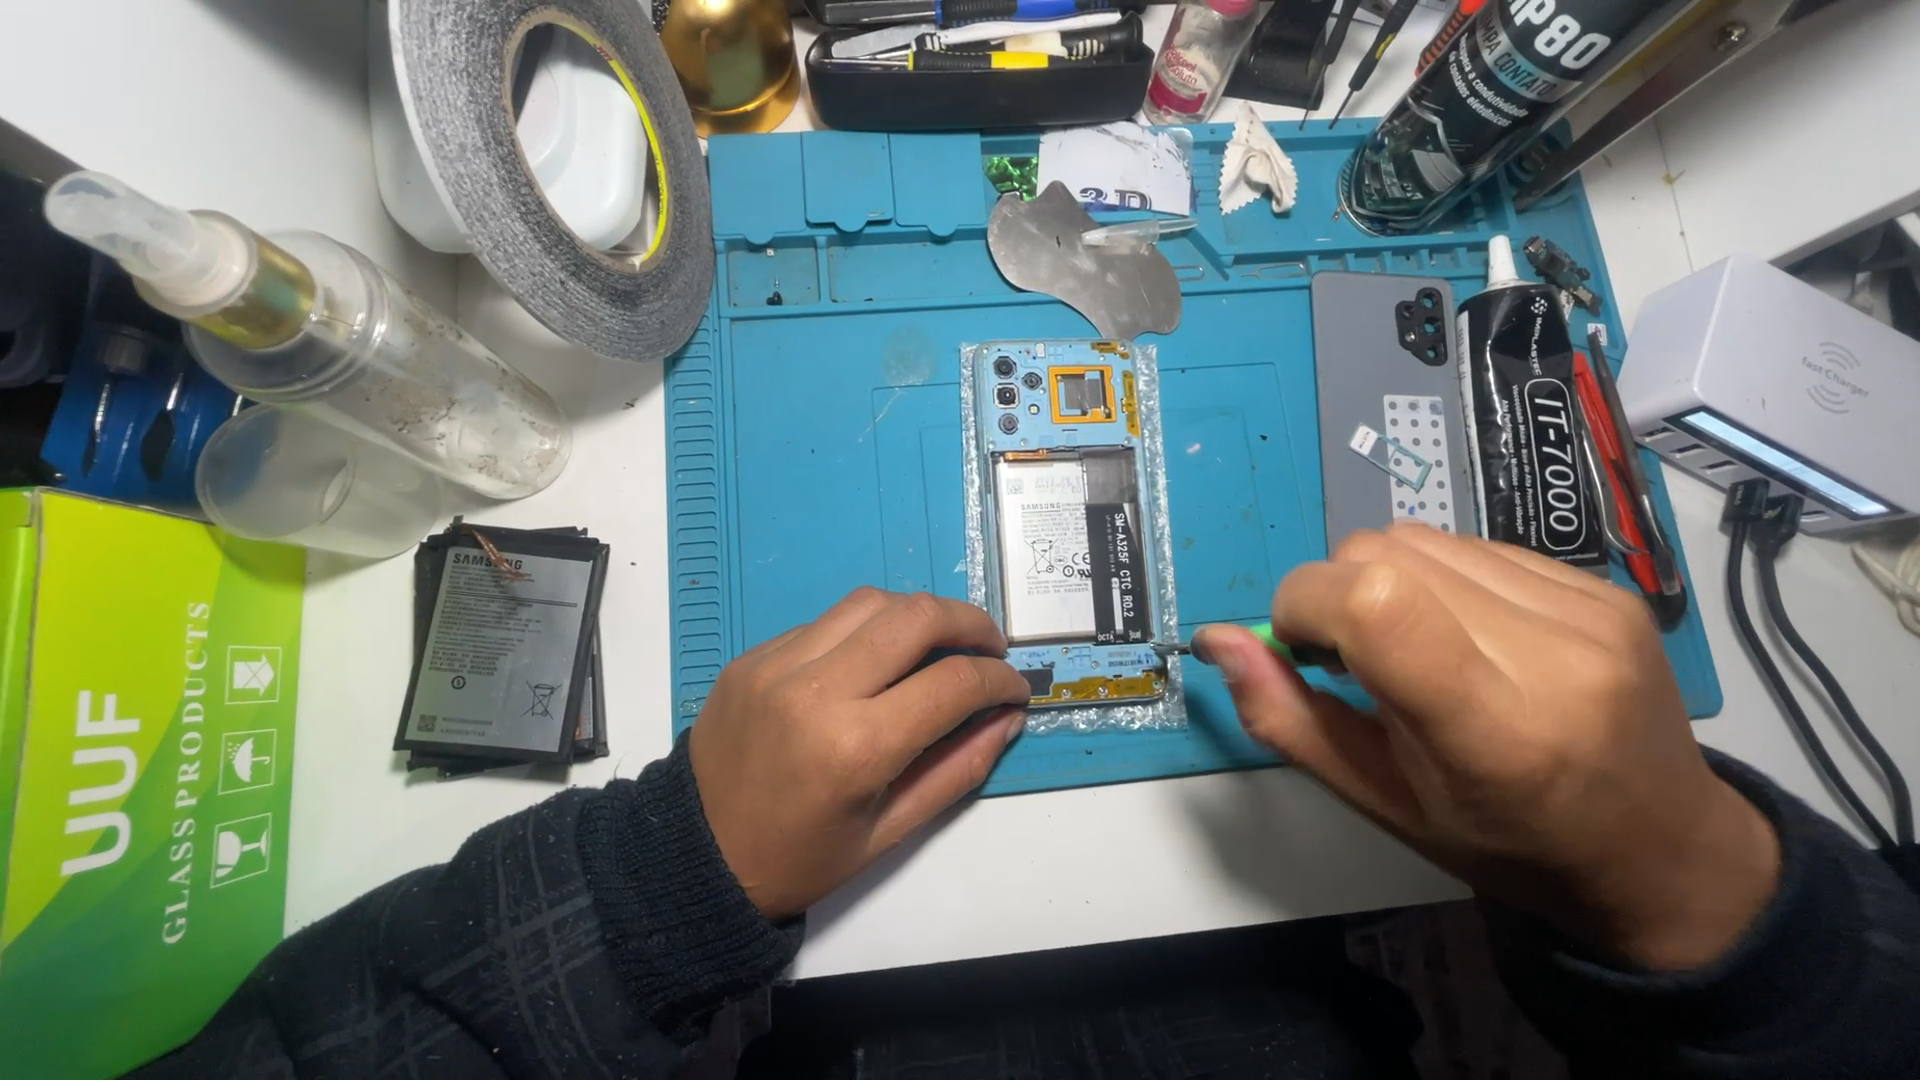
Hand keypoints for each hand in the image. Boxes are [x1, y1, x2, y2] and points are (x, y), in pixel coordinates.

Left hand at [689, 588, 1030, 919]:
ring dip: (919, 614)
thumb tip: (1006, 717)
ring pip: (872, 601)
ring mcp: (779, 662)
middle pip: (916, 616)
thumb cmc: (798, 858)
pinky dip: (868, 628)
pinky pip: (828, 620)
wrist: (691, 855)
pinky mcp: (755, 654)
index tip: (1014, 688)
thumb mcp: (889, 834)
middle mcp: (817, 688)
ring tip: (939, 643)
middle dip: (970, 622)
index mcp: (855, 746)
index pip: (953, 683)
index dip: (999, 680)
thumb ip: (958, 769)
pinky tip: (877, 658)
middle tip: (990, 647)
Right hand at [1195, 524, 1778, 970]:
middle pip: (1381, 553)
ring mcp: (1588, 609)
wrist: (1663, 853)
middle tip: (1349, 657)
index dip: (1306, 605)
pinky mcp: (1603, 586)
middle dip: (1330, 592)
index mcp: (1491, 730)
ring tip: (1404, 642)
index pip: (1373, 603)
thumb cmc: (1500, 844)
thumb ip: (1285, 718)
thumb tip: (1216, 639)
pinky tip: (1455, 629)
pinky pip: (1467, 543)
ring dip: (1378, 579)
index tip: (1302, 651)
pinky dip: (1431, 577)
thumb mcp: (1376, 800)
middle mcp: (1551, 653)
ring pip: (1417, 537)